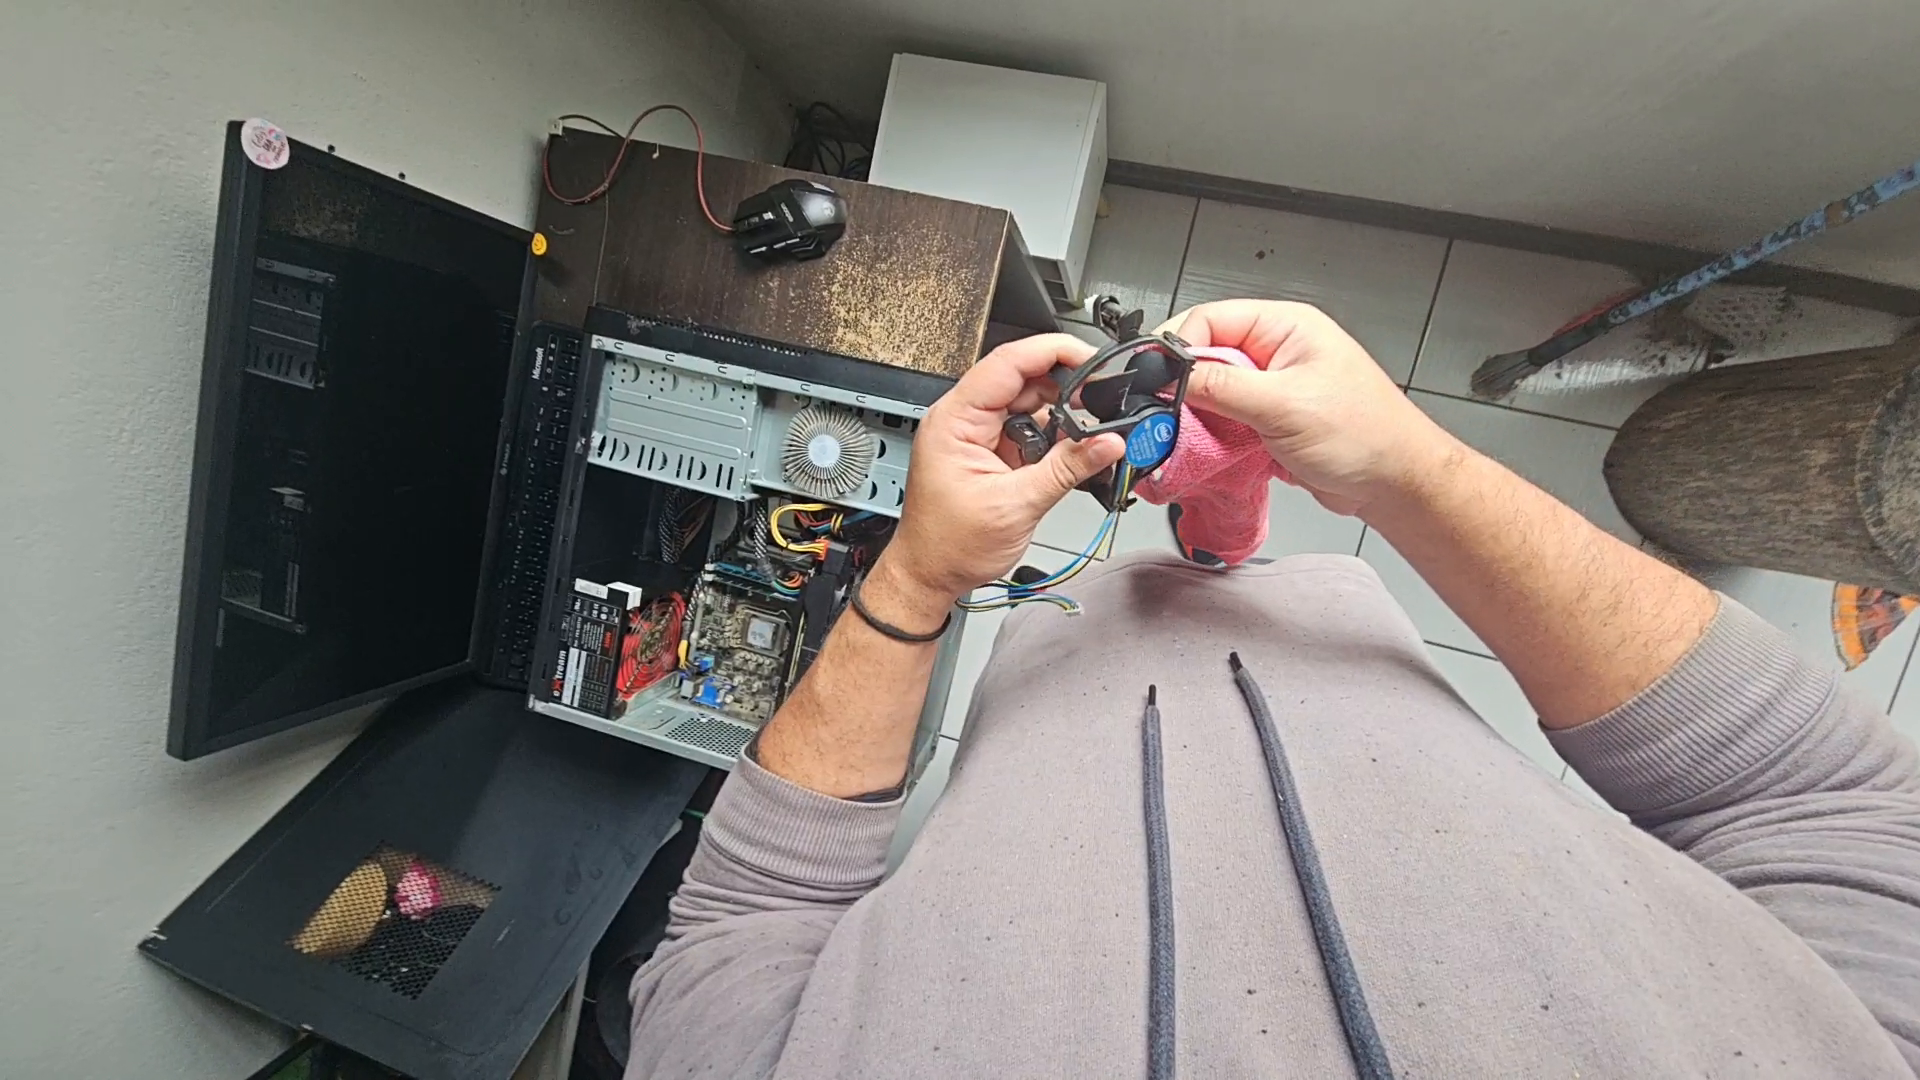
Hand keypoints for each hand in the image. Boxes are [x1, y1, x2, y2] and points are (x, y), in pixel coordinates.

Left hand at [875, 333, 1125, 615]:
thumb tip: (1107, 443)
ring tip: (1089, 436)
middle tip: (1101, 405)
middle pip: (1022, 379)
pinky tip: (1070, 451)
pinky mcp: (988, 451)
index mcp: (955, 420)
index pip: (1007, 362)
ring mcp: (975, 434)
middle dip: (1065, 388)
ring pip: (1028, 404)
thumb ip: (1066, 469)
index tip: (1091, 358)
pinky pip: (1025, 429)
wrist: (930, 574)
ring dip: (1060, 416)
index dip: (1052, 352)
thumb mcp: (1016, 506)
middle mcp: (962, 419)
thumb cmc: (948, 545)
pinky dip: (1051, 437)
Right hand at [1162, 300, 1461, 517]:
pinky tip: (1204, 446)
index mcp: (1285, 327)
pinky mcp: (1262, 419)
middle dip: (1182, 383)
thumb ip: (1221, 387)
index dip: (1177, 347)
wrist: (1392, 484)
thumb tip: (1170, 377)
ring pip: (1208, 391)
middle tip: (1166, 410)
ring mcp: (1267, 387)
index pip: (1209, 319)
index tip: (1156, 379)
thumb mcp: (1283, 405)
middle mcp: (1274, 352)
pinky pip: (1219, 419)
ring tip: (1186, 431)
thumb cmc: (1365, 435)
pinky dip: (1206, 433)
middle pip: (1203, 355)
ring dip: (1194, 413)